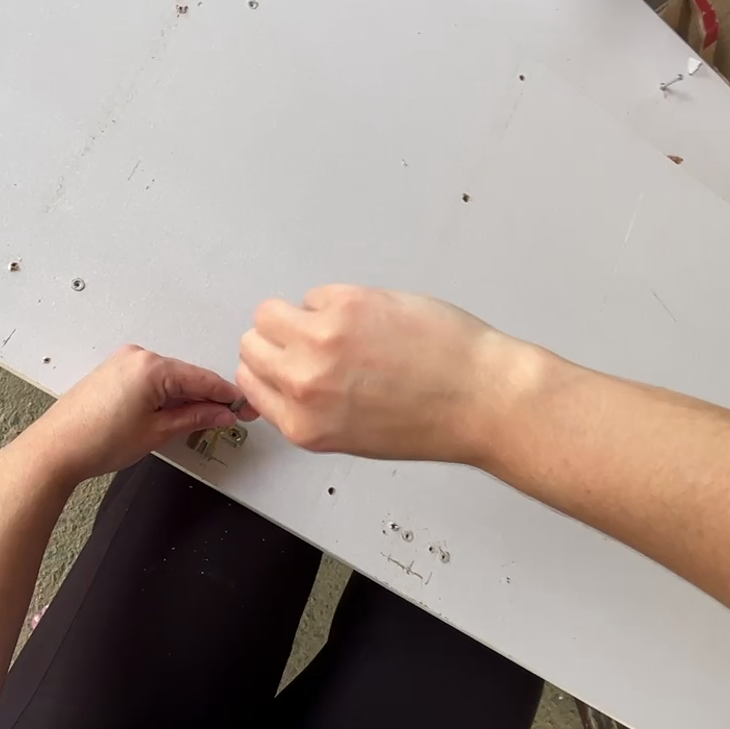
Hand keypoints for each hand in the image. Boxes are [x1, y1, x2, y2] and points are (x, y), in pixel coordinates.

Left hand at [8, 346, 251, 486]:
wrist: (55, 449)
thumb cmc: (95, 440)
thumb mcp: (157, 432)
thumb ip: (195, 418)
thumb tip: (219, 413)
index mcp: (151, 366)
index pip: (203, 379)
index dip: (229, 396)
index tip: (245, 408)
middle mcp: (137, 356)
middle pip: (187, 376)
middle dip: (210, 398)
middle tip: (232, 417)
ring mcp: (122, 363)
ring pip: (169, 379)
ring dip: (188, 398)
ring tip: (204, 421)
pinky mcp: (113, 373)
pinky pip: (151, 380)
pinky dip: (167, 395)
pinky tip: (176, 412)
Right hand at [237, 285, 541, 464]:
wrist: (481, 397)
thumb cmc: (430, 420)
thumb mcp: (349, 435)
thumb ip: (306, 408)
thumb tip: (284, 378)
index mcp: (302, 424)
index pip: (248, 382)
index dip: (265, 368)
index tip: (278, 361)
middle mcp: (304, 384)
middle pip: (252, 343)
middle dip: (276, 341)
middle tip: (310, 341)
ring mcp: (322, 341)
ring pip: (270, 311)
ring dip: (297, 315)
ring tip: (337, 327)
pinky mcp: (347, 305)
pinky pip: (317, 293)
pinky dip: (335, 302)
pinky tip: (369, 320)